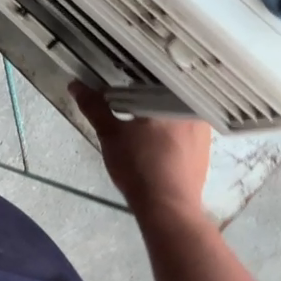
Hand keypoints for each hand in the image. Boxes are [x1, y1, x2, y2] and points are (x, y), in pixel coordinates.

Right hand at [71, 81, 213, 228]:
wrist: (167, 208)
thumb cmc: (140, 165)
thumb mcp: (110, 133)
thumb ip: (95, 107)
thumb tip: (76, 85)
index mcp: (177, 100)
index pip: (158, 74)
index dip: (137, 71)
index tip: (122, 72)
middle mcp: (196, 112)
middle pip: (169, 92)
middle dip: (148, 93)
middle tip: (126, 95)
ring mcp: (204, 133)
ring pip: (177, 111)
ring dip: (159, 111)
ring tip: (138, 117)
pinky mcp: (204, 152)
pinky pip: (184, 129)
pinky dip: (169, 129)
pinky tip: (154, 139)